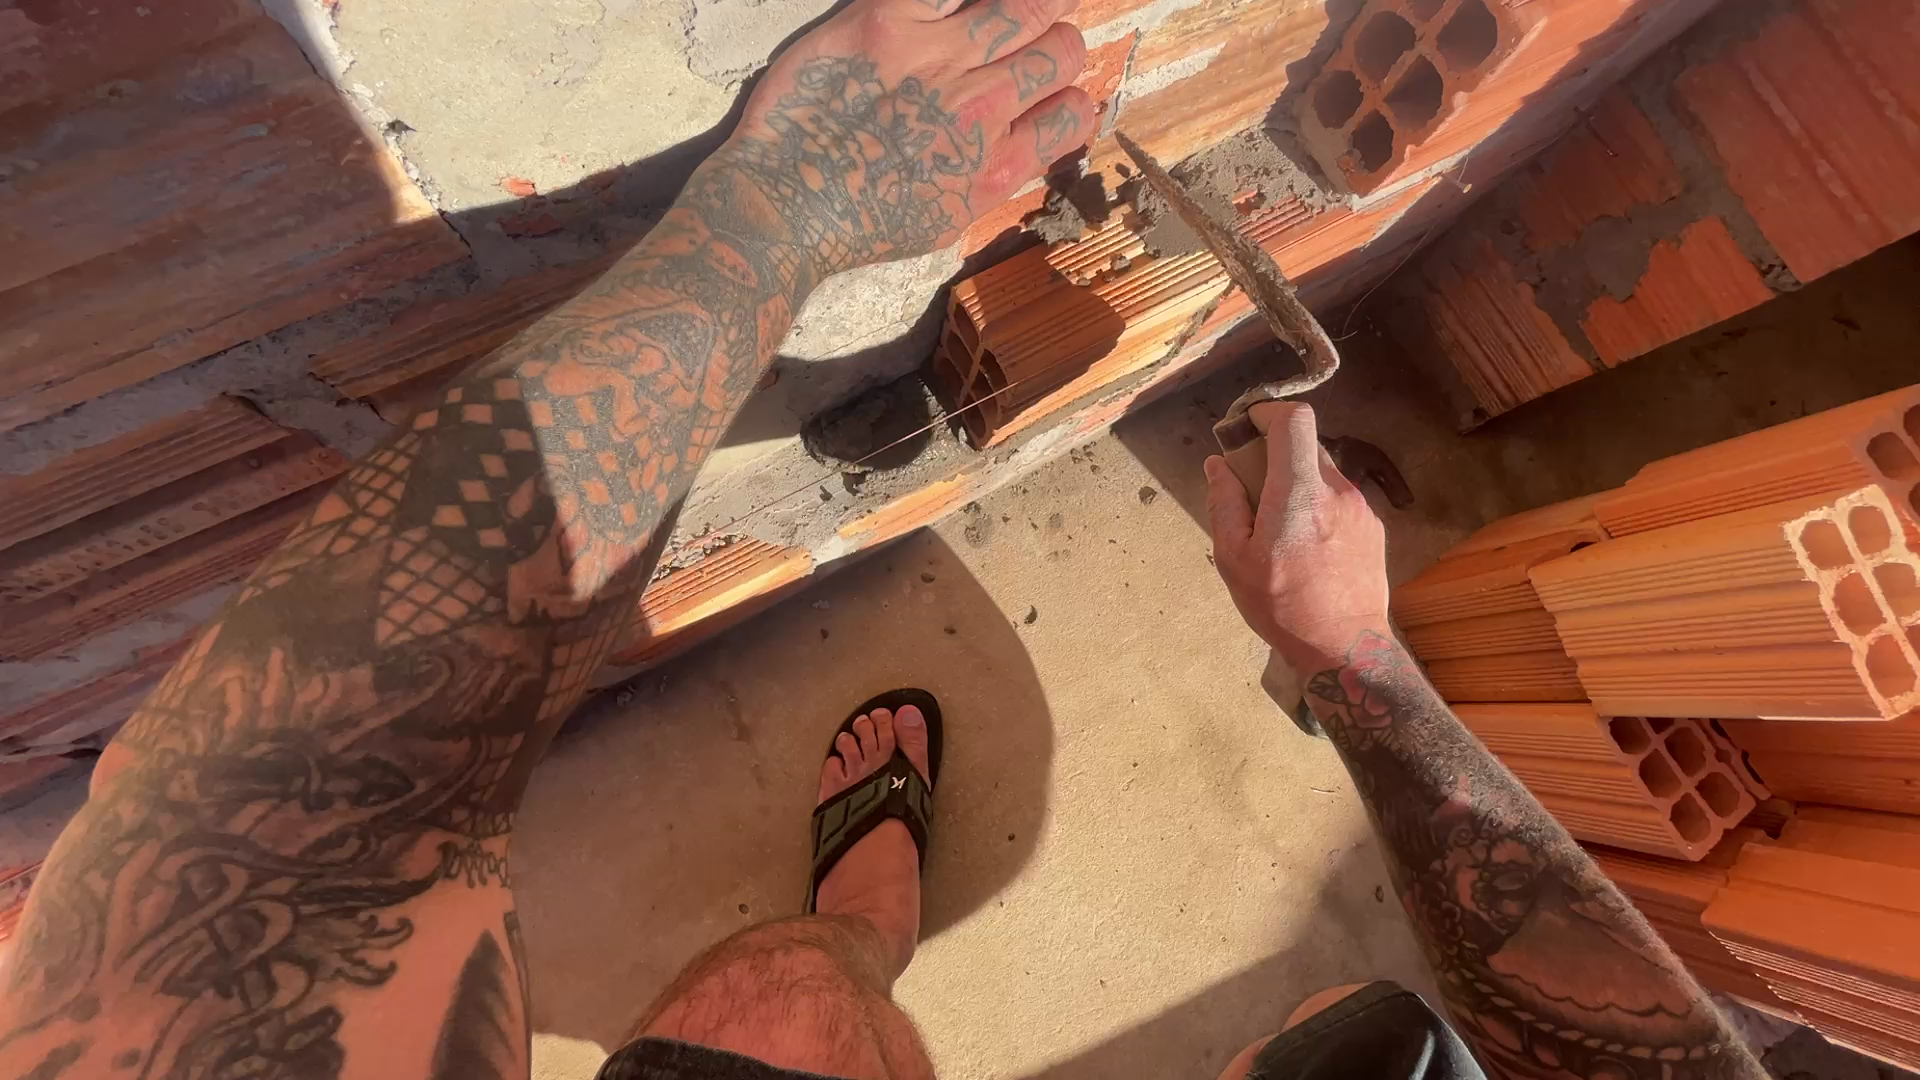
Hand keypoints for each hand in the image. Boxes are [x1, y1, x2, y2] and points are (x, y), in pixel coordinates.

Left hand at [717, 0, 1094, 279]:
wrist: (790, 206)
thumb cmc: (863, 224)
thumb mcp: (945, 222)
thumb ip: (989, 177)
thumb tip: (1019, 143)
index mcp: (998, 167)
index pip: (1075, 112)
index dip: (1071, 99)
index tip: (1053, 96)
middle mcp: (984, 108)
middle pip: (1062, 47)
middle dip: (1058, 44)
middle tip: (1033, 45)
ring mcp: (940, 57)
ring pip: (1024, 3)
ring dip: (1030, 5)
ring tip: (1012, 14)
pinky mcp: (889, 18)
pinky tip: (959, 11)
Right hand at [1204, 402, 1390, 667]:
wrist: (1345, 646)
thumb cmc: (1280, 605)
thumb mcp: (1233, 558)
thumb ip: (1224, 503)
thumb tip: (1217, 465)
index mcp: (1297, 493)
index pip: (1294, 420)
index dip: (1267, 411)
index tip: (1246, 426)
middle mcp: (1336, 490)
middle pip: (1305, 445)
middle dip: (1274, 455)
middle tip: (1251, 490)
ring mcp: (1360, 507)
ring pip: (1322, 473)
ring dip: (1295, 482)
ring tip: (1277, 527)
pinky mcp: (1373, 526)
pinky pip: (1338, 498)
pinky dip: (1315, 504)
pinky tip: (1304, 546)